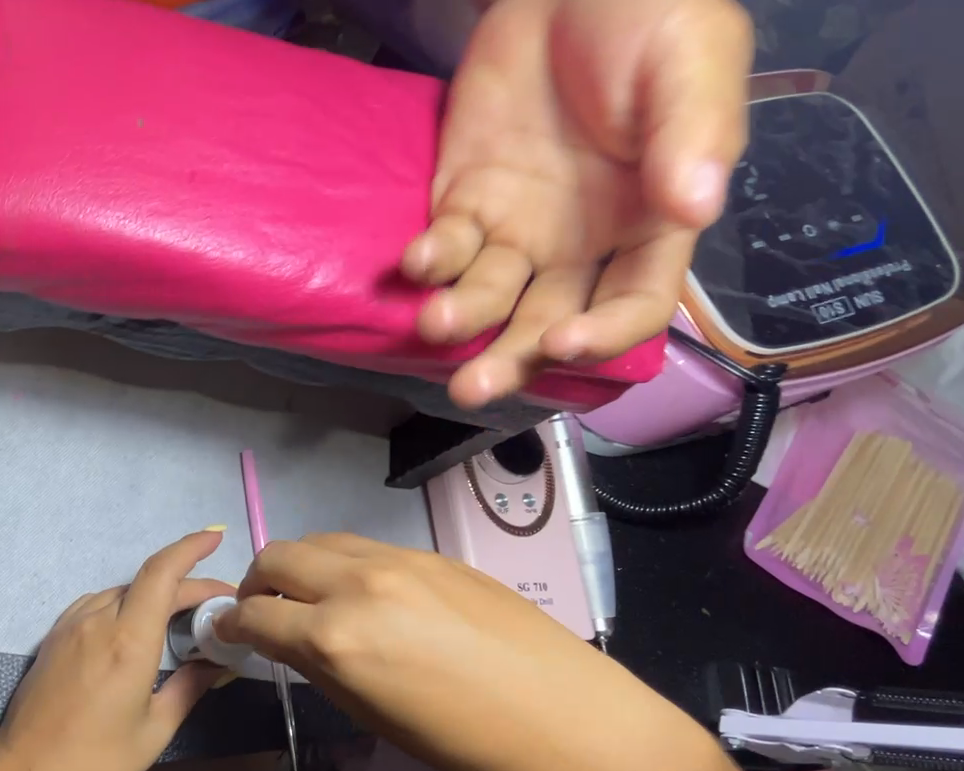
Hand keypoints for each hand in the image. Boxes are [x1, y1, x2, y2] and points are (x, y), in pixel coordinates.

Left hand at [0, 529, 232, 770]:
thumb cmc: (96, 762)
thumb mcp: (155, 730)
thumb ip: (189, 687)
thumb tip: (218, 663)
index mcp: (128, 641)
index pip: (162, 574)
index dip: (190, 548)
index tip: (216, 538)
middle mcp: (97, 621)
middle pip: (145, 582)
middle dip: (185, 584)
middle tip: (217, 606)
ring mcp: (69, 626)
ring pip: (119, 592)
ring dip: (152, 595)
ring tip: (182, 618)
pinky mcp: (53, 638)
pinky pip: (95, 605)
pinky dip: (124, 605)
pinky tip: (135, 629)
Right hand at [214, 534, 728, 770]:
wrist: (572, 723)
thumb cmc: (462, 743)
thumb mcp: (368, 712)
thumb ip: (314, 664)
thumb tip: (279, 638)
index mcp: (335, 637)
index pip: (253, 613)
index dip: (231, 625)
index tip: (227, 634)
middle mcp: (357, 584)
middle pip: (276, 556)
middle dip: (256, 583)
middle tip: (263, 611)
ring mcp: (399, 560)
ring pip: (318, 541)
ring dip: (298, 566)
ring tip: (311, 599)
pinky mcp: (433, 554)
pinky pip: (363, 547)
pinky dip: (342, 565)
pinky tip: (366, 598)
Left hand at [406, 0, 753, 407]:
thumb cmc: (650, 17)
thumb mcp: (693, 62)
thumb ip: (693, 135)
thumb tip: (698, 207)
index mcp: (648, 224)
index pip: (633, 304)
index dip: (602, 336)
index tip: (563, 341)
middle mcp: (577, 245)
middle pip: (543, 323)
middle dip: (509, 360)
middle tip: (471, 389)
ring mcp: (515, 230)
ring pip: (487, 298)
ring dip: (460, 319)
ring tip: (435, 323)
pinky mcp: (464, 207)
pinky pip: (445, 250)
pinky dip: (430, 262)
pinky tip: (417, 261)